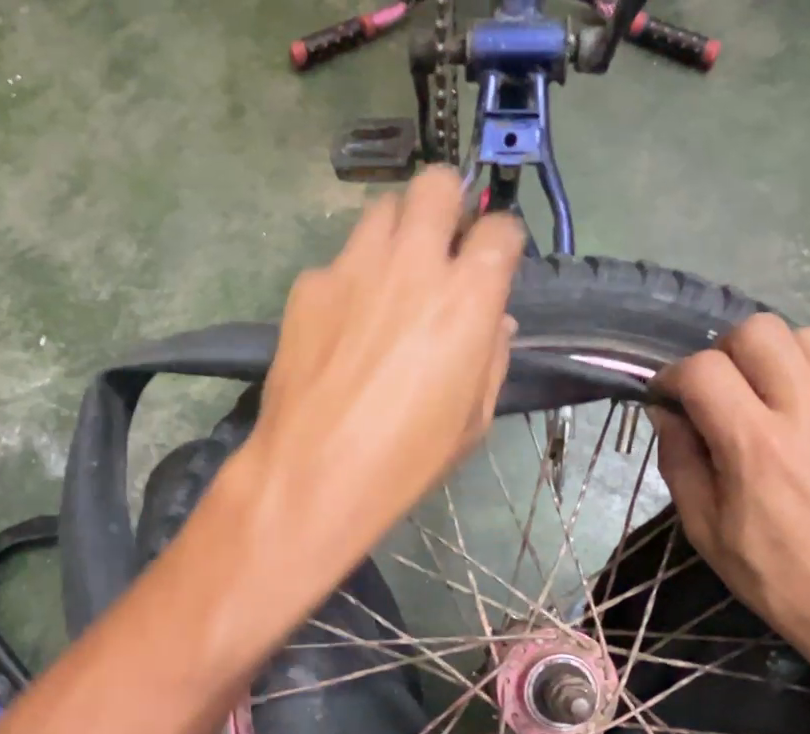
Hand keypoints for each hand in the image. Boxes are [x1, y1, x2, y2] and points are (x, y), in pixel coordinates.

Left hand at [245, 167, 526, 560]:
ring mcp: (354, 267)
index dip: (501, 242)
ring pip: (381, 211)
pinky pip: (338, 262)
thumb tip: (492, 322)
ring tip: (390, 278)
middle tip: (441, 244)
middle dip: (447, 203)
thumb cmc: (408, 458)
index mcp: (468, 297)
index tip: (493, 263)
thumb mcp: (473, 419)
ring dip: (396, 234)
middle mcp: (413, 263)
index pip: (500, 228)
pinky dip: (349, 280)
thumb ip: (490, 357)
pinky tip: (342, 324)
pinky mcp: (309, 285)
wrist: (315, 472)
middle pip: (436, 185)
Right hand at [650, 314, 809, 690]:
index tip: (668, 400)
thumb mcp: (706, 531)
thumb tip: (666, 413)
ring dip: (771, 357)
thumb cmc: (777, 577)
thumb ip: (679, 462)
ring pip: (805, 337)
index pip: (703, 370)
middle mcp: (809, 411)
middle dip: (723, 353)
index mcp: (757, 446)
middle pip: (757, 331)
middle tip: (717, 393)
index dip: (673, 377)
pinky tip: (807, 406)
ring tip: (763, 396)